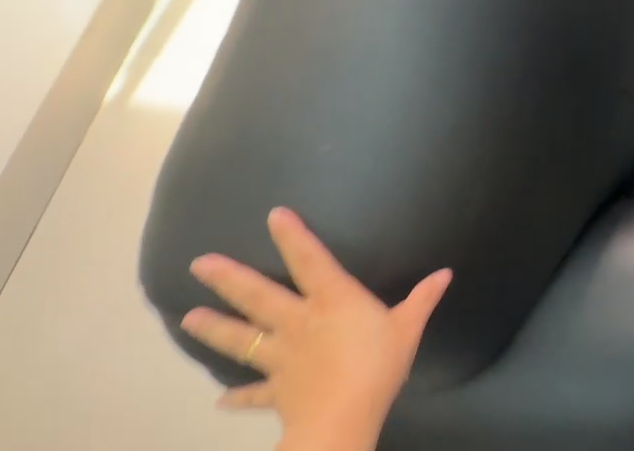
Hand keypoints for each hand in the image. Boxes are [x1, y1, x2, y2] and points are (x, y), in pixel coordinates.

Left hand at [182, 208, 450, 450]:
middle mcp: (300, 322)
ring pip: (244, 338)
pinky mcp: (276, 390)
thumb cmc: (378, 364)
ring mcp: (282, 358)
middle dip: (230, 279)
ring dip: (216, 329)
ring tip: (188, 318)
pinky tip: (220, 400)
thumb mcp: (409, 327)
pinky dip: (239, 396)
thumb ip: (423, 299)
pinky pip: (254, 393)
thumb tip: (445, 273)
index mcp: (334, 301)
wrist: (342, 418)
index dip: (293, 237)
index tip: (274, 216)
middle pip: (260, 297)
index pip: (311, 261)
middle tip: (199, 264)